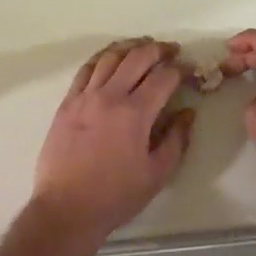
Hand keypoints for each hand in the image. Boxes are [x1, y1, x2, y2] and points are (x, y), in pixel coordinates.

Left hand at [32, 38, 194, 240]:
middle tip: (171, 51)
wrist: (66, 209)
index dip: (180, 70)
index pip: (163, 77)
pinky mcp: (68, 101)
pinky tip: (110, 57)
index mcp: (136, 113)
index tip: (188, 71)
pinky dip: (102, 57)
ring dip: (131, 47)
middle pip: (138, 57)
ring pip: (111, 56)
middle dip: (159, 50)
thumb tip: (187, 114)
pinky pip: (86, 68)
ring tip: (143, 46)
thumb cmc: (115, 196)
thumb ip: (176, 141)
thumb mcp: (156, 175)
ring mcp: (86, 95)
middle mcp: (111, 95)